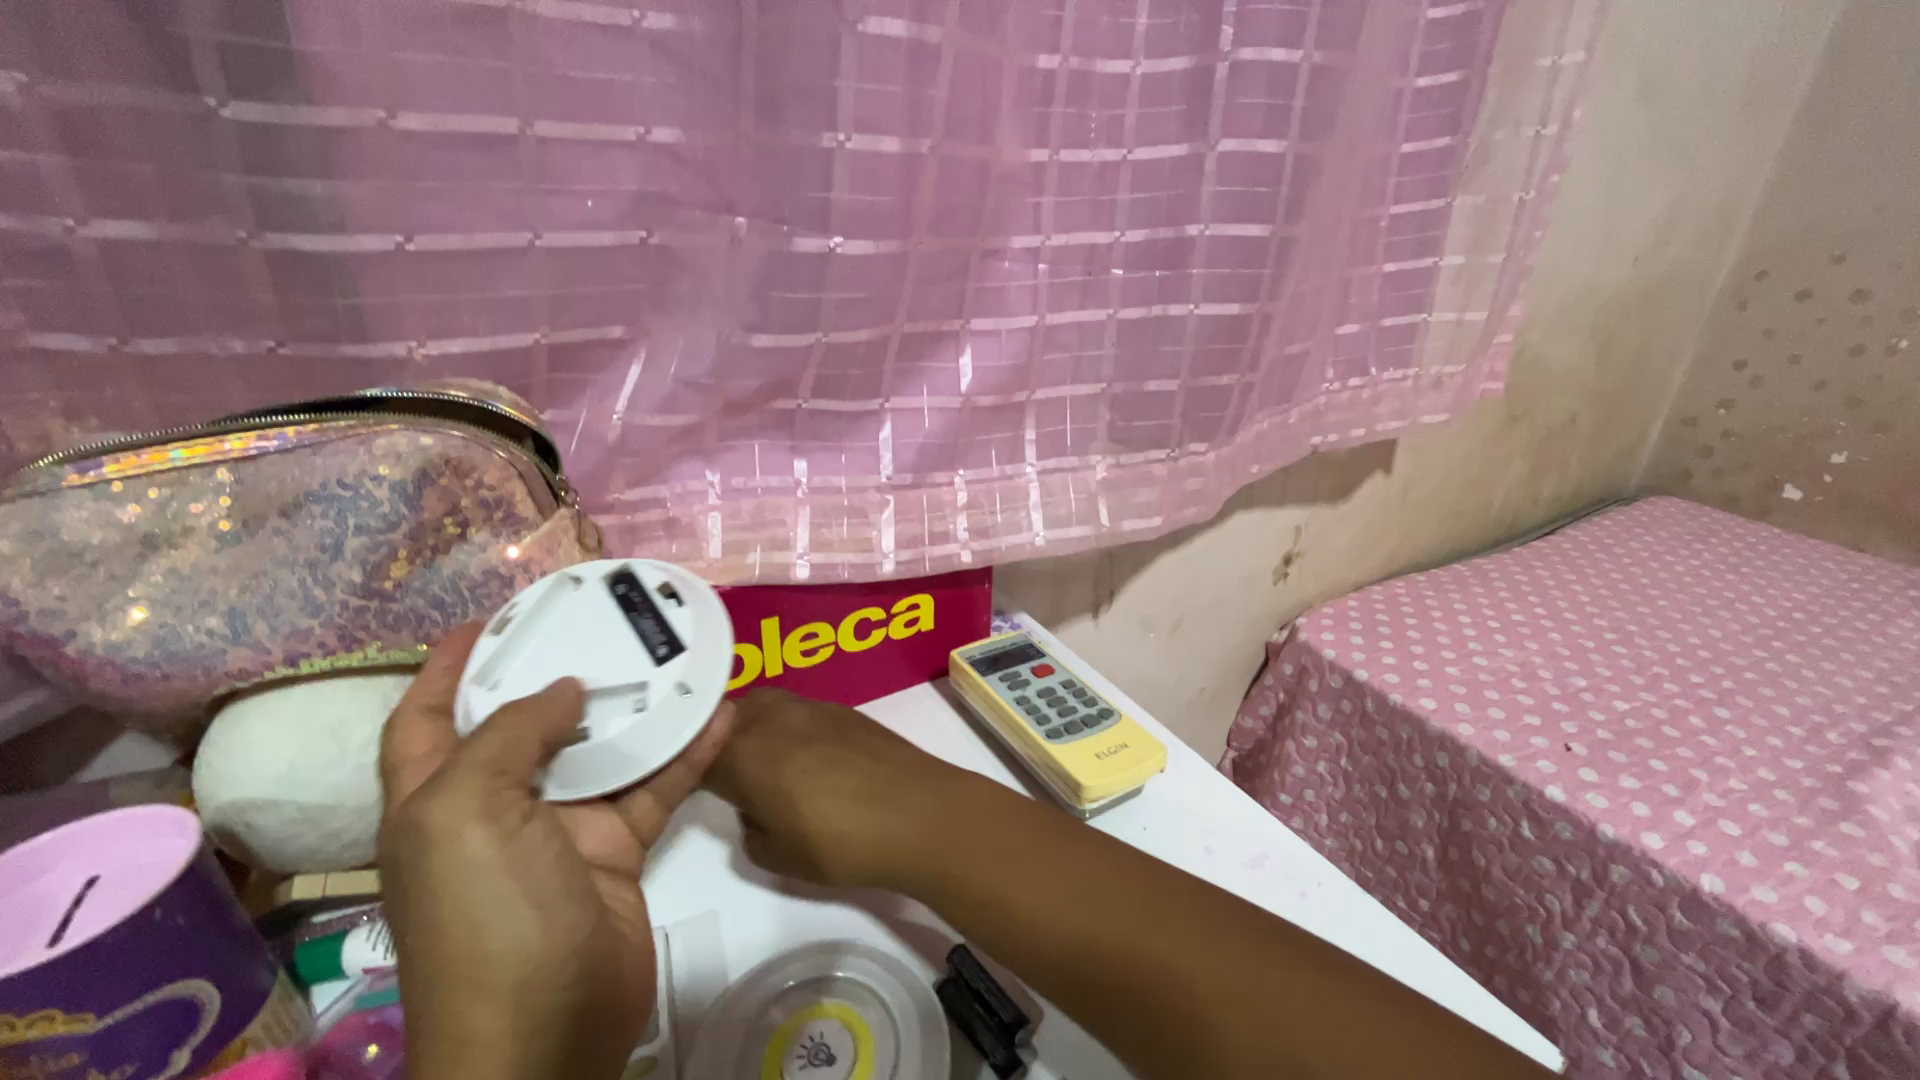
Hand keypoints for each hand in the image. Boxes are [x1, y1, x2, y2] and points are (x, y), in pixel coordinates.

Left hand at [378, 624, 733, 1079]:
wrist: (547, 1031)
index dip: (446, 667)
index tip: (490, 621)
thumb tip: (562, 691)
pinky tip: (721, 716)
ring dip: (637, 709)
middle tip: (603, 624)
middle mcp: (496, 808)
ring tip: (676, 658)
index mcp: (436, 799)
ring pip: (602, 752)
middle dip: (558, 675)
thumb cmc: (487, 915)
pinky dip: (688, 754)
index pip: (425, 717)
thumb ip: (512, 737)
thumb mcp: (470, 813)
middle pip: (525, 726)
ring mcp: (561, 831)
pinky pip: (655, 789)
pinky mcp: (617, 852)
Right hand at [703, 687, 986, 891]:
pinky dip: (785, 725)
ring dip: (750, 725)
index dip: (684, 766)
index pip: (695, 749)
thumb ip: (751, 831)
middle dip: (714, 739)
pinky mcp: (843, 710)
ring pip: (761, 704)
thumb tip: (755, 809)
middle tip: (719, 773)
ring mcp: (811, 707)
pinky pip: (797, 708)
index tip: (683, 784)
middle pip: (725, 715)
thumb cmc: (843, 844)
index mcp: (745, 753)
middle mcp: (772, 718)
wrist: (921, 815)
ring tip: (759, 760)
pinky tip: (804, 755)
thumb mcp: (780, 857)